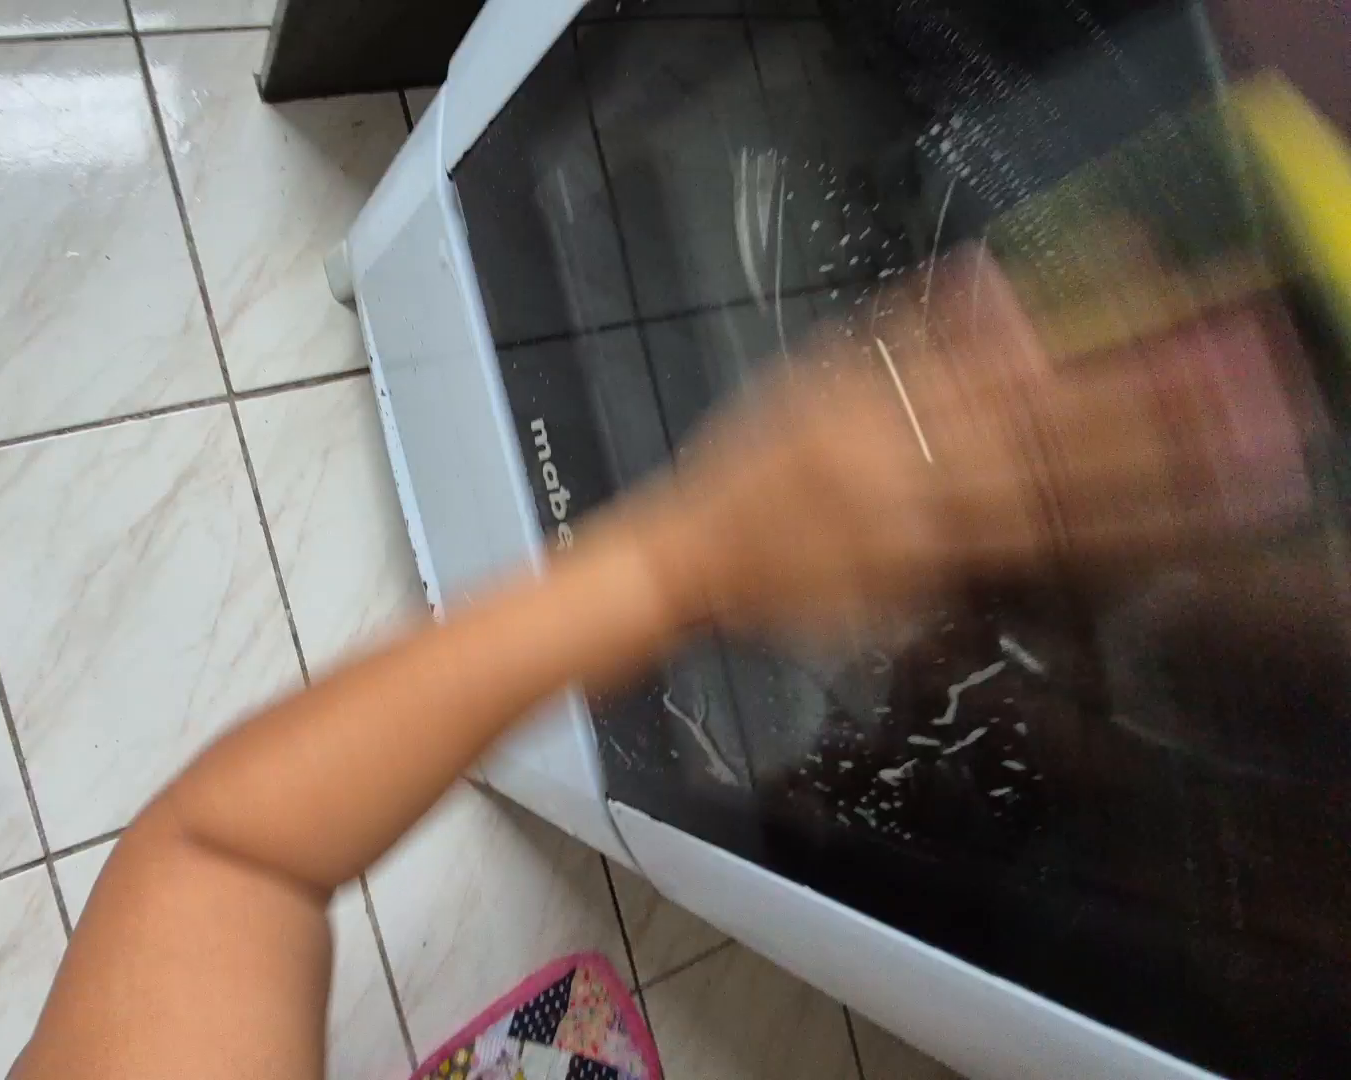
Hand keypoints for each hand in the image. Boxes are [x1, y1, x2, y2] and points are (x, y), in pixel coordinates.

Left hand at [613, 247, 1312, 636]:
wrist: (677, 556)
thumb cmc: (766, 598)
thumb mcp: (867, 615)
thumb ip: (953, 576)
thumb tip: (1035, 542)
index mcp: (920, 544)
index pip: (1066, 515)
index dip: (1166, 495)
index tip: (1248, 474)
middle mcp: (897, 474)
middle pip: (1050, 437)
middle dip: (1165, 409)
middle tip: (1260, 376)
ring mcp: (851, 417)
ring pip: (987, 377)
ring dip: (1091, 338)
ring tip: (1180, 293)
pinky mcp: (809, 383)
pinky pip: (887, 337)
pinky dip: (951, 304)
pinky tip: (1008, 266)